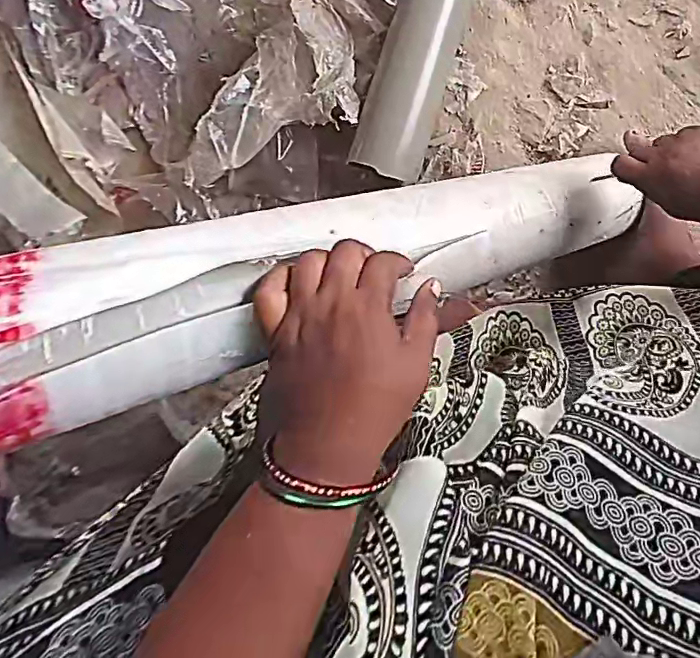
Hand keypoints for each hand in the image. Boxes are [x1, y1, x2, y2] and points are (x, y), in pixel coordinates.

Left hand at [252, 240, 438, 486]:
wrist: (325, 448)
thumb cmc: (372, 411)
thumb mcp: (415, 366)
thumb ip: (425, 319)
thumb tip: (430, 291)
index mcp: (367, 308)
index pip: (383, 262)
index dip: (397, 262)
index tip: (402, 272)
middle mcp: (331, 303)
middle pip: (345, 251)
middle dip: (365, 254)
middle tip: (373, 270)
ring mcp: (300, 314)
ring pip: (308, 261)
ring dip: (327, 260)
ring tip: (339, 273)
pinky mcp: (276, 331)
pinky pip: (270, 289)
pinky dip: (281, 277)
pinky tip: (296, 282)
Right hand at [611, 127, 699, 225]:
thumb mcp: (670, 204)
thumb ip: (651, 186)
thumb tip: (644, 177)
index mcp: (650, 177)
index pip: (620, 163)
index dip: (622, 165)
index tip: (627, 166)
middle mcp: (660, 155)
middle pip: (634, 142)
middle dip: (637, 146)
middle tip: (645, 153)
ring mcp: (679, 140)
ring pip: (663, 140)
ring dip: (670, 149)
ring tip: (688, 163)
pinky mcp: (697, 131)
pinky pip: (685, 134)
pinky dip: (691, 143)